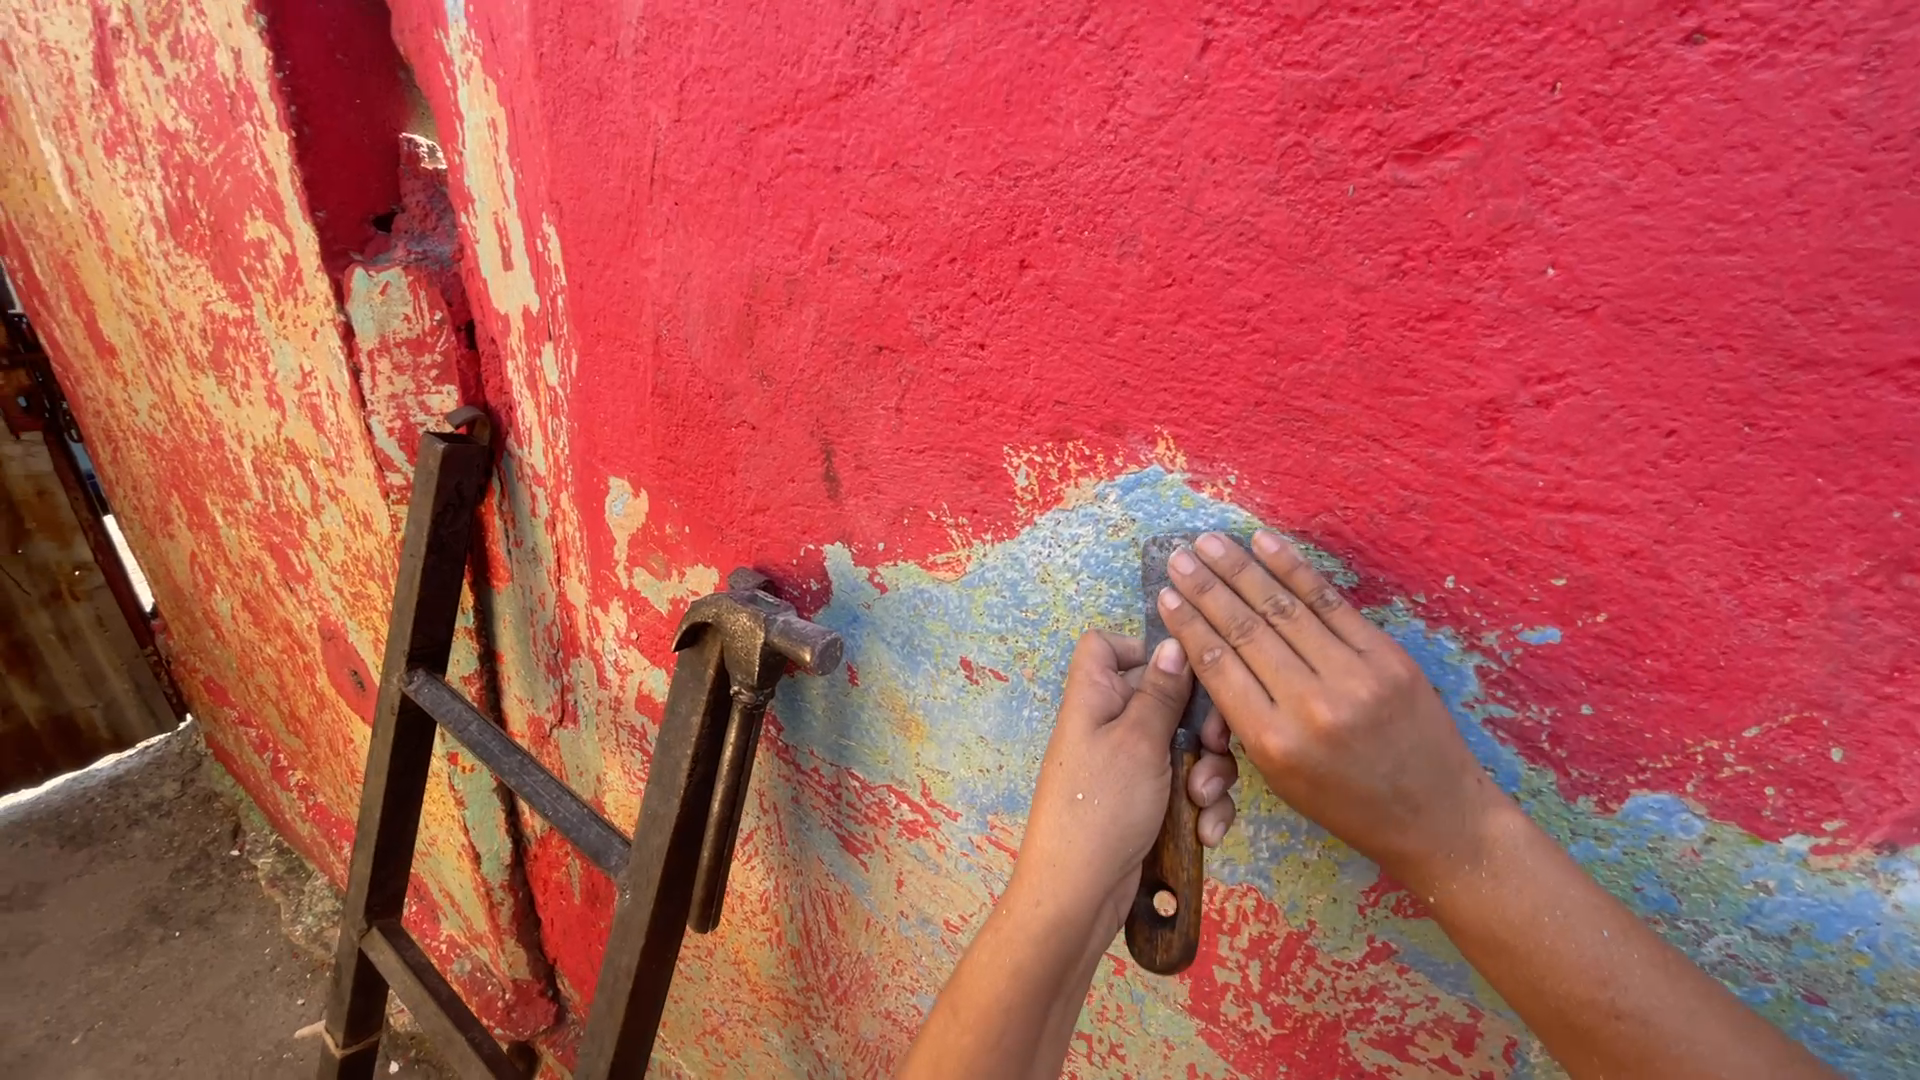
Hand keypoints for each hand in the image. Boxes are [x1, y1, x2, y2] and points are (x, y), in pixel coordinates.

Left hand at [1012, 631, 1240, 936]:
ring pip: (1185, 745)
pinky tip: (1205, 833)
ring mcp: (1129, 764)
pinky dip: (1200, 806)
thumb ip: (1161, 692)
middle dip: (1199, 725)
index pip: (1105, 646)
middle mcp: (1110, 724)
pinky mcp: (1147, 800)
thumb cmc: (1101, 806)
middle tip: (1215, 747)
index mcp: (1094, 697)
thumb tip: (1174, 641)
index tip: (1178, 673)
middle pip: (1165, 696)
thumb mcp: (1137, 742)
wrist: (1080, 893)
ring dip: (1206, 772)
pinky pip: (1186, 786)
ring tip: (1201, 800)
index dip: (1138, 649)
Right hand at [1156, 531, 1506, 888]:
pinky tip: (1265, 543)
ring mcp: (1355, 675)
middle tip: (1178, 556)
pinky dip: (1293, 568)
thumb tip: (1205, 655)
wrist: (1436, 816)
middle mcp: (1311, 704)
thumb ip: (1241, 716)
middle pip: (1244, 629)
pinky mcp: (1388, 656)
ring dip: (1240, 568)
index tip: (1166, 594)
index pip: (1218, 665)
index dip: (1188, 624)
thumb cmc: (1343, 802)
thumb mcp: (1276, 776)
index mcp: (1273, 741)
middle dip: (1205, 587)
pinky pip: (1330, 602)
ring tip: (1209, 542)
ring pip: (1282, 608)